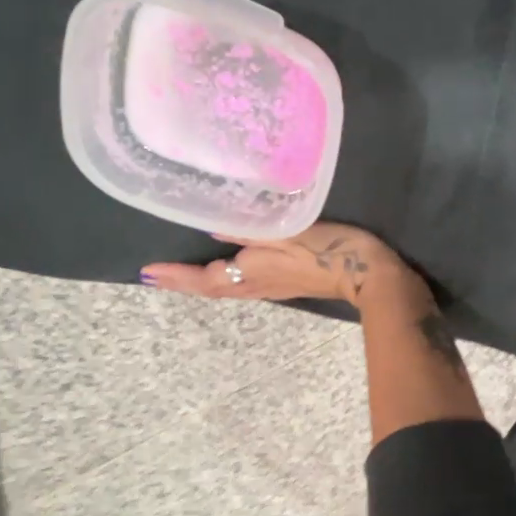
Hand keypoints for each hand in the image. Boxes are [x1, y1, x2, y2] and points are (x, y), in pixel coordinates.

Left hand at [139, 222, 433, 311]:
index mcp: (254, 270)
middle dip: (184, 283)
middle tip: (156, 278)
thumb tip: (212, 227)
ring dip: (203, 284)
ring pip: (230, 288)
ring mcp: (277, 286)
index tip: (146, 272)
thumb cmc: (330, 250)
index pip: (206, 278)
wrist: (369, 275)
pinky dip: (226, 281)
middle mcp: (259, 283)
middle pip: (214, 288)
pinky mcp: (292, 284)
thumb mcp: (290, 231)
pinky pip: (246, 285)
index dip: (177, 276)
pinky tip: (229, 271)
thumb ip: (252, 228)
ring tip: (184, 276)